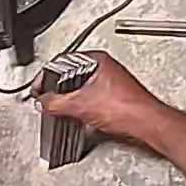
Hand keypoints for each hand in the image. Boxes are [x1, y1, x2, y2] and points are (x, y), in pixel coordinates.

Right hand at [35, 51, 171, 141]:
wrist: (147, 124)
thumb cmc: (127, 108)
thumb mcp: (80, 105)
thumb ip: (55, 102)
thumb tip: (43, 102)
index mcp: (97, 60)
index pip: (61, 63)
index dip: (46, 77)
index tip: (38, 90)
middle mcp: (104, 68)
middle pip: (70, 75)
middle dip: (56, 89)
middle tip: (46, 100)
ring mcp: (109, 82)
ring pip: (79, 88)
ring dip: (68, 99)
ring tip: (59, 109)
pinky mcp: (113, 97)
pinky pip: (89, 98)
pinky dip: (79, 105)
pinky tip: (77, 115)